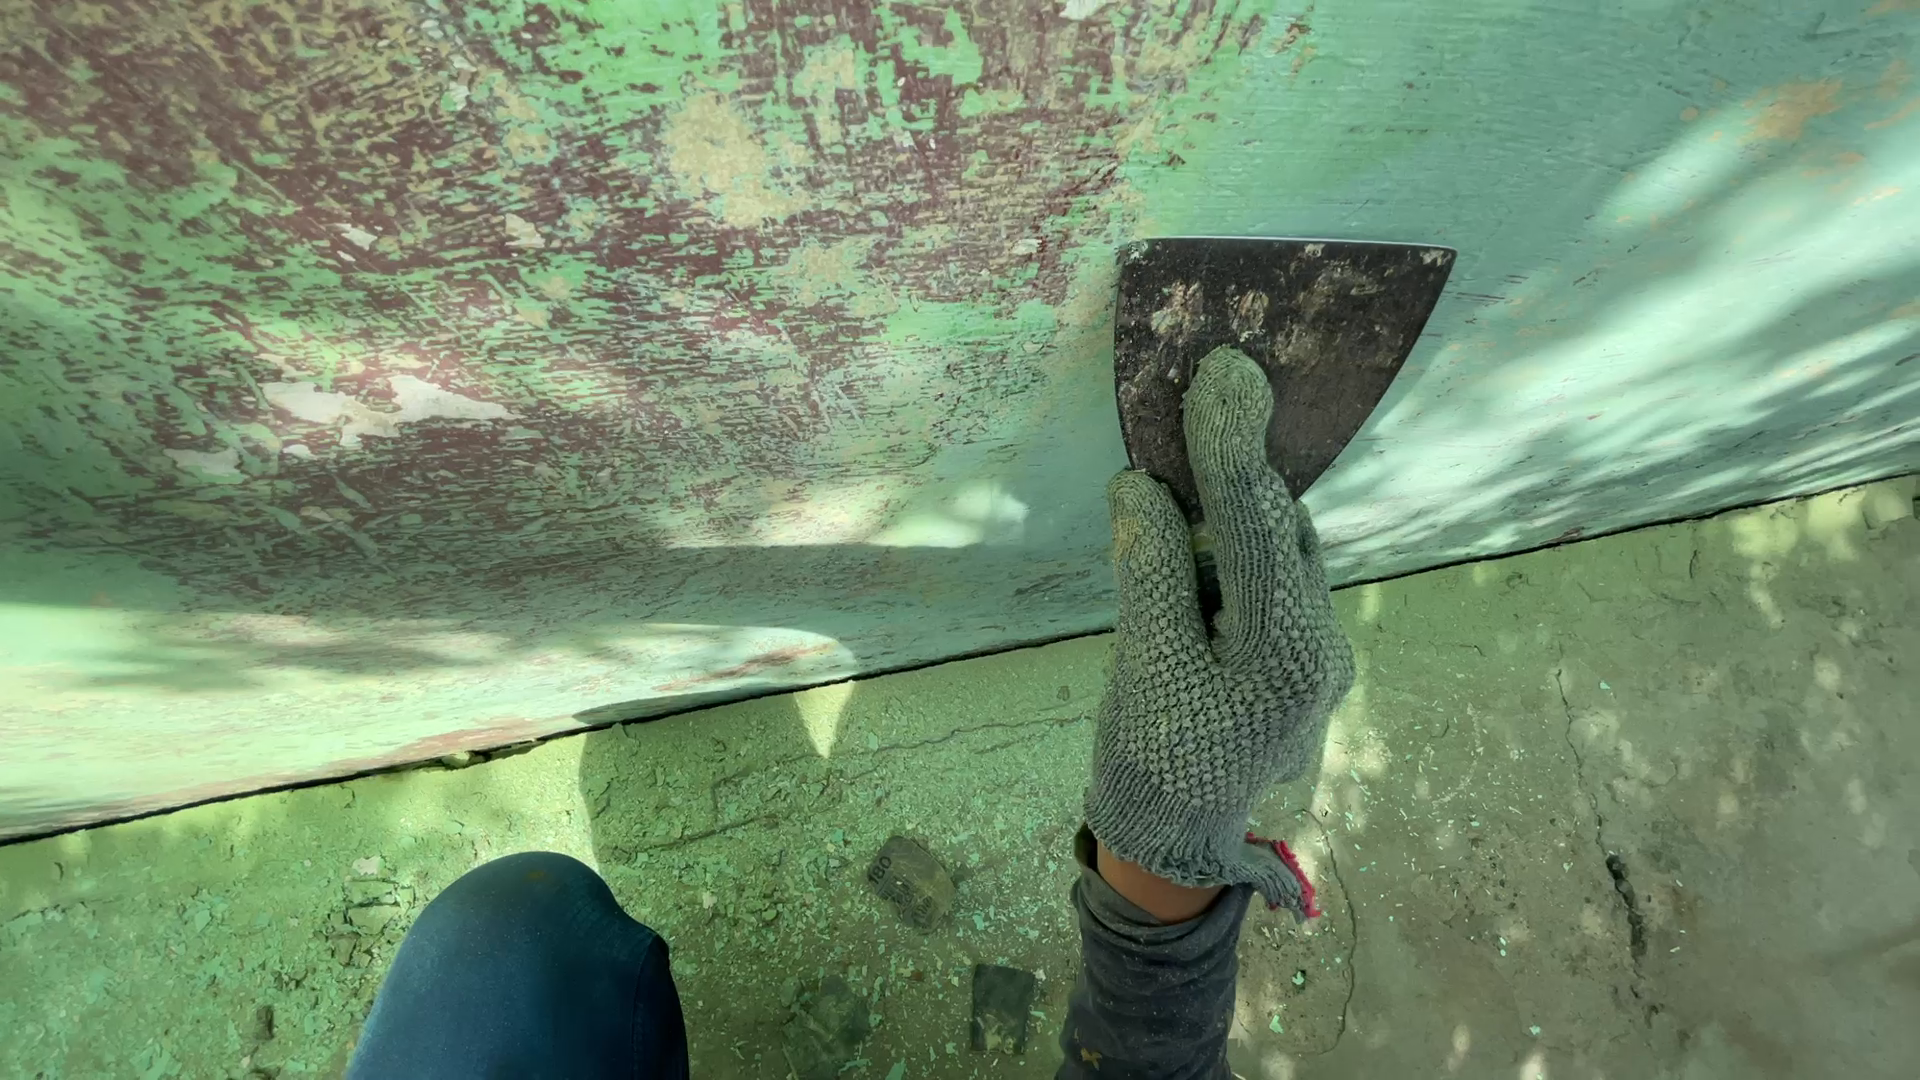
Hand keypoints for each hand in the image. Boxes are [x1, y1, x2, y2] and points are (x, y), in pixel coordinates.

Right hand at [1085, 346, 1353, 916]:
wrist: (1174, 837)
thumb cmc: (1153, 760)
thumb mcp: (1143, 667)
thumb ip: (1149, 574)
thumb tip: (1141, 488)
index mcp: (1287, 654)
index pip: (1258, 529)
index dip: (1233, 448)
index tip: (1223, 373)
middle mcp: (1320, 645)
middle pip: (1280, 530)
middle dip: (1241, 462)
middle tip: (1210, 393)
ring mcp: (1315, 651)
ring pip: (1280, 550)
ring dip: (1240, 499)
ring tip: (1198, 454)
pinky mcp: (1295, 654)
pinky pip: (1270, 576)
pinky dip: (1237, 539)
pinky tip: (1205, 525)